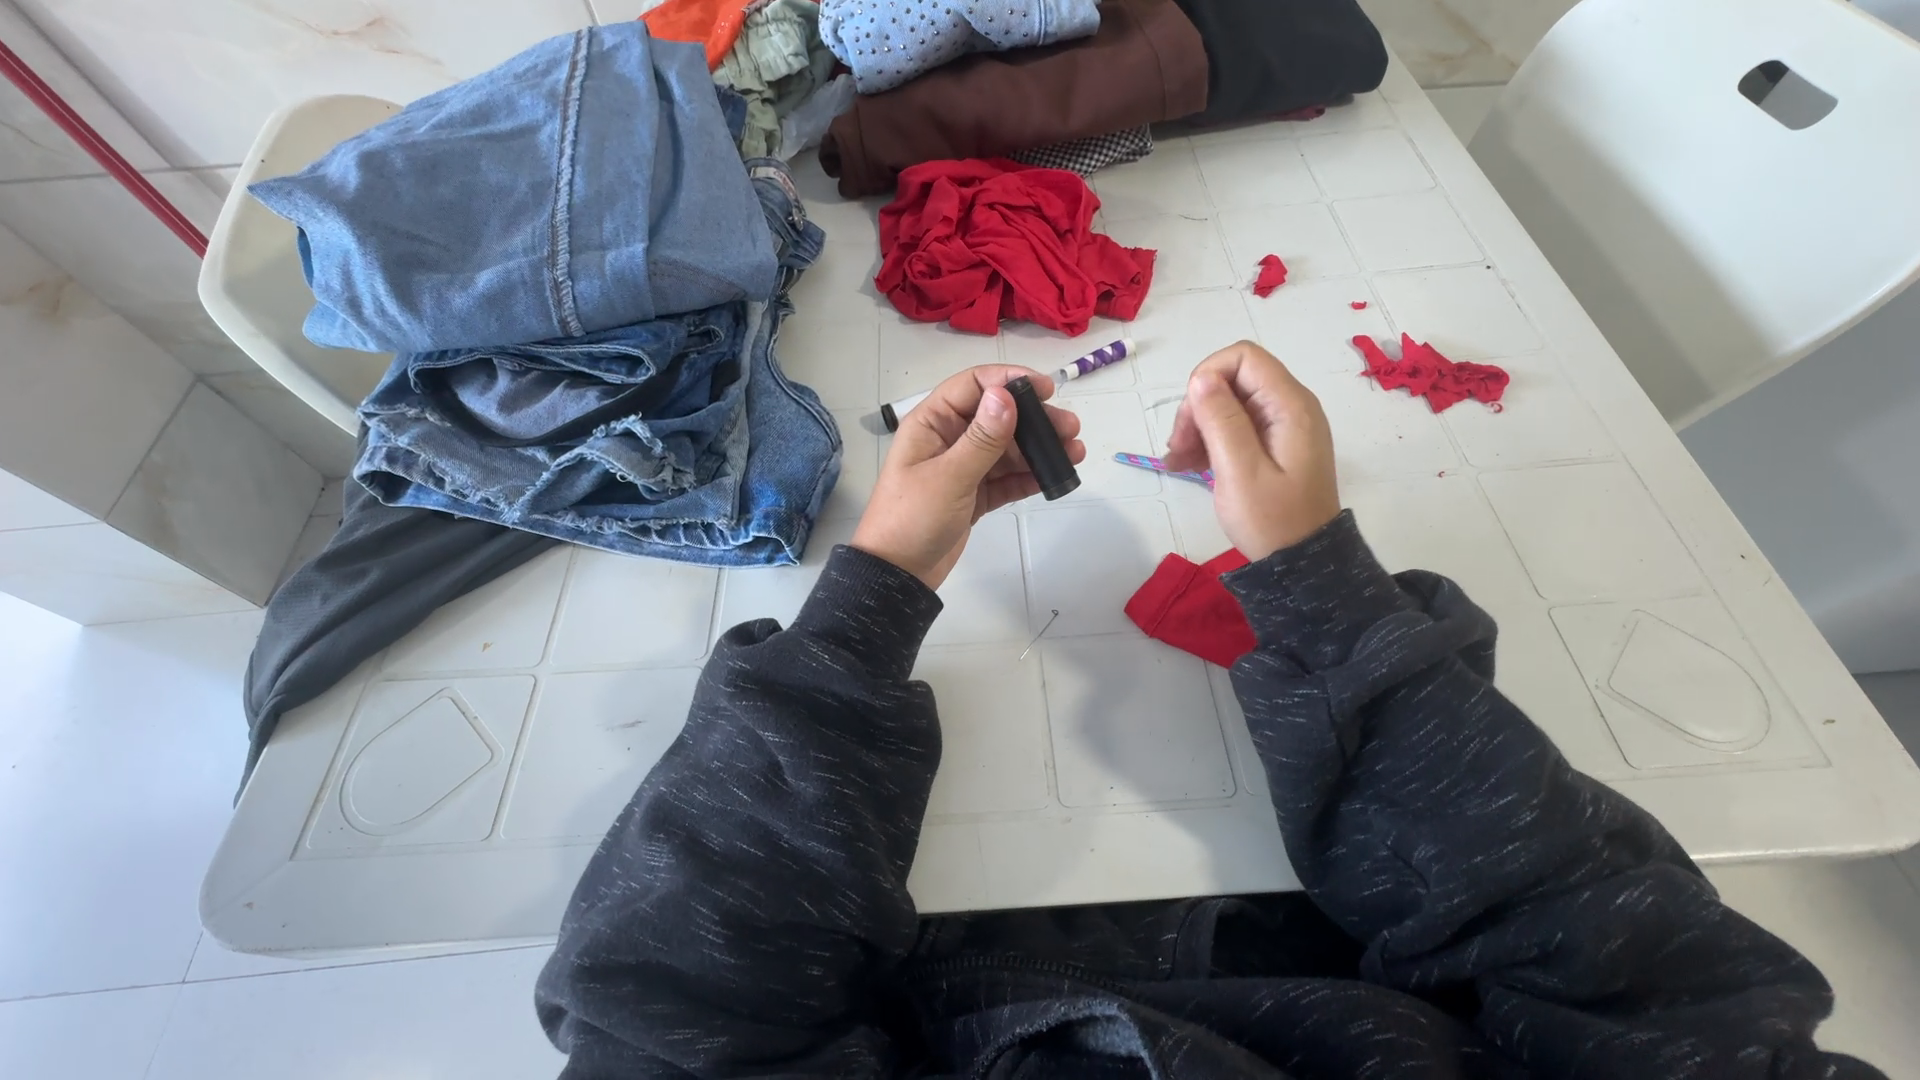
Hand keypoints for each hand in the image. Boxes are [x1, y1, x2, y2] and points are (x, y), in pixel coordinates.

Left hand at [852, 366, 1083, 588]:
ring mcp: (963, 468)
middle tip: (1070, 428)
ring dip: (1038, 449)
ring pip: (1007, 449)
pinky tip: (1055, 477)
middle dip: (1035, 420)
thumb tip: (1006, 395)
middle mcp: (948, 439)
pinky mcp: (974, 495)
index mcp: (932, 423)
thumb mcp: (949, 477)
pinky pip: (1006, 478)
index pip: (973, 386)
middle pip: (997, 416)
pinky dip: (1029, 477)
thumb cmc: (912, 519)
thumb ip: (981, 438)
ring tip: (1073, 454)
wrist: (898, 574)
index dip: (1009, 381)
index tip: (1045, 389)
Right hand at [1161, 341, 1339, 561]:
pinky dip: (1209, 439)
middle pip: (1233, 378)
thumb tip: (1201, 379)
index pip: (1243, 357)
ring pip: (1229, 401)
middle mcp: (1290, 406)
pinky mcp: (1273, 444)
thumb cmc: (1272, 520)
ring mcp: (1282, 425)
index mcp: (1290, 406)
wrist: (1302, 563)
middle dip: (1198, 406)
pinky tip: (1190, 465)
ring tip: (1179, 462)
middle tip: (1178, 449)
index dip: (1207, 377)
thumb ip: (1222, 421)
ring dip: (1198, 425)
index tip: (1190, 418)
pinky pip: (1235, 425)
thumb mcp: (1240, 472)